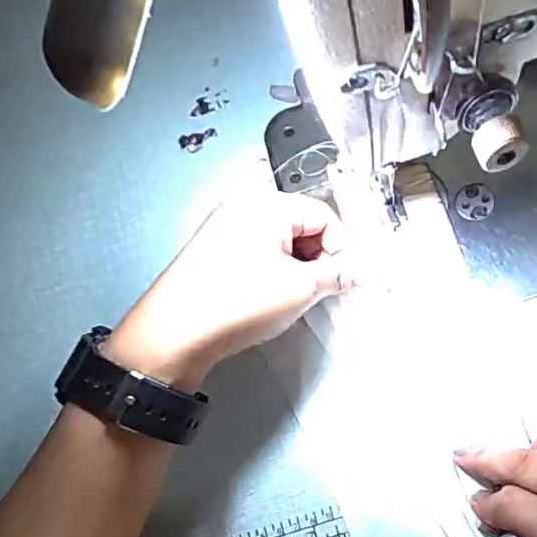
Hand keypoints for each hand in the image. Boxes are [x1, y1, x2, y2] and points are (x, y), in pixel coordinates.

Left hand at [103, 189, 359, 387]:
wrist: (178, 331)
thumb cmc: (232, 302)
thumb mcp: (301, 289)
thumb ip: (338, 275)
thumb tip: (358, 273)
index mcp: (266, 205)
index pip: (324, 215)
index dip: (340, 247)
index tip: (344, 275)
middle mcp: (244, 208)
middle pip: (304, 225)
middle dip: (319, 257)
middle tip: (322, 288)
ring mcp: (228, 228)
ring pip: (284, 240)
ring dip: (299, 266)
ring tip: (294, 295)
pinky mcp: (218, 250)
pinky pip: (262, 251)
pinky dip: (277, 271)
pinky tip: (272, 296)